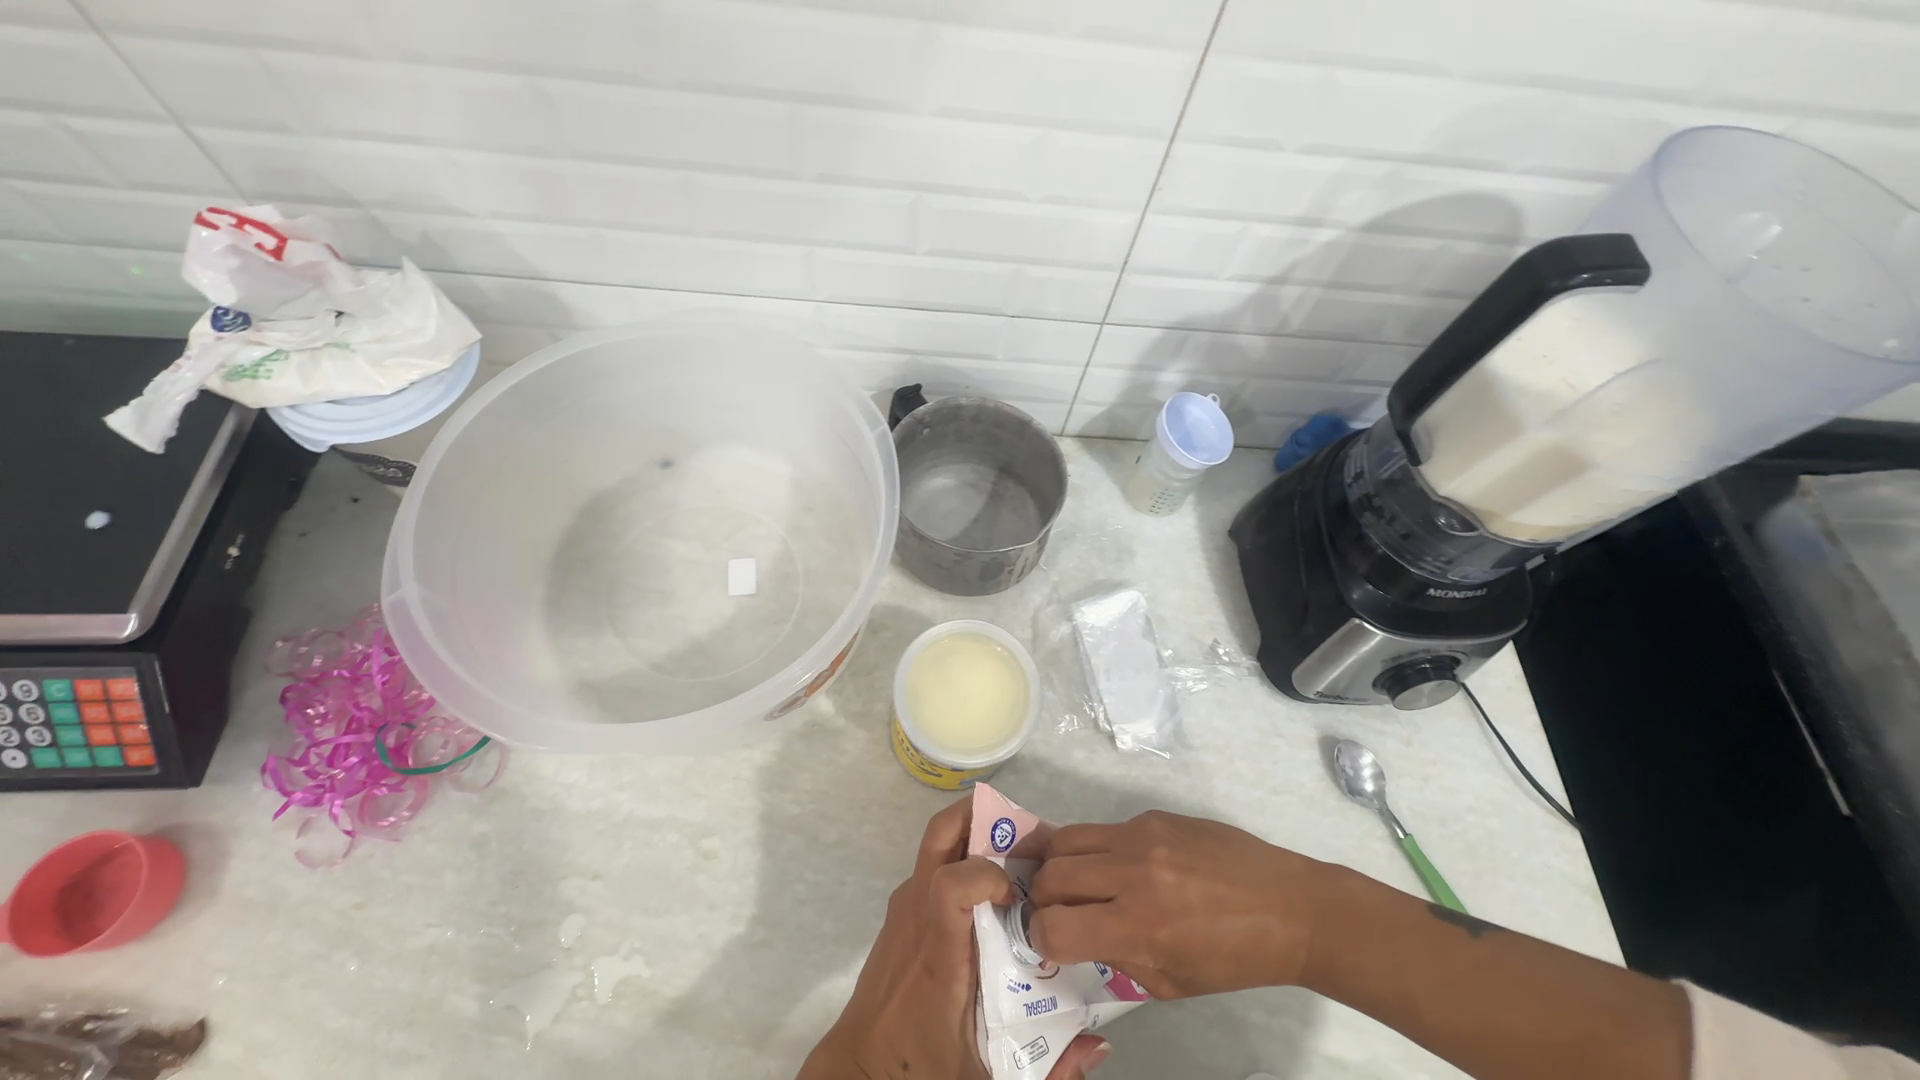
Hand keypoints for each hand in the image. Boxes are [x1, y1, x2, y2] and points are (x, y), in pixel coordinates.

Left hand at [798, 798, 1109, 1079]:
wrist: (859, 1068)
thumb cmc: (921, 1064)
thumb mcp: (988, 1071)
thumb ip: (1048, 1065)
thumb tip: (1098, 1045)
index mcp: (937, 951)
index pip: (950, 883)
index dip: (987, 872)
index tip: (1019, 895)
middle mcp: (917, 915)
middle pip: (940, 835)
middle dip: (983, 816)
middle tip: (1027, 834)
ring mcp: (906, 907)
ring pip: (937, 844)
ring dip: (977, 834)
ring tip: (1021, 858)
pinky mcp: (903, 912)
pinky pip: (935, 866)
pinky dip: (965, 859)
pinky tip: (996, 893)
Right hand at [1027, 810, 1326, 999]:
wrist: (1290, 907)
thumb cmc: (1235, 959)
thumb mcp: (1170, 982)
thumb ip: (1116, 959)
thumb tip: (1079, 936)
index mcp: (1138, 925)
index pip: (1052, 927)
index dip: (1041, 939)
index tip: (1052, 942)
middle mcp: (1132, 873)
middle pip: (1049, 876)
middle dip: (1042, 900)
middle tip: (1059, 911)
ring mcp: (1142, 836)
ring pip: (1064, 839)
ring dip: (1058, 866)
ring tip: (1076, 883)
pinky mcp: (1154, 816)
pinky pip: (1103, 830)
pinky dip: (1098, 851)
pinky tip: (1123, 868)